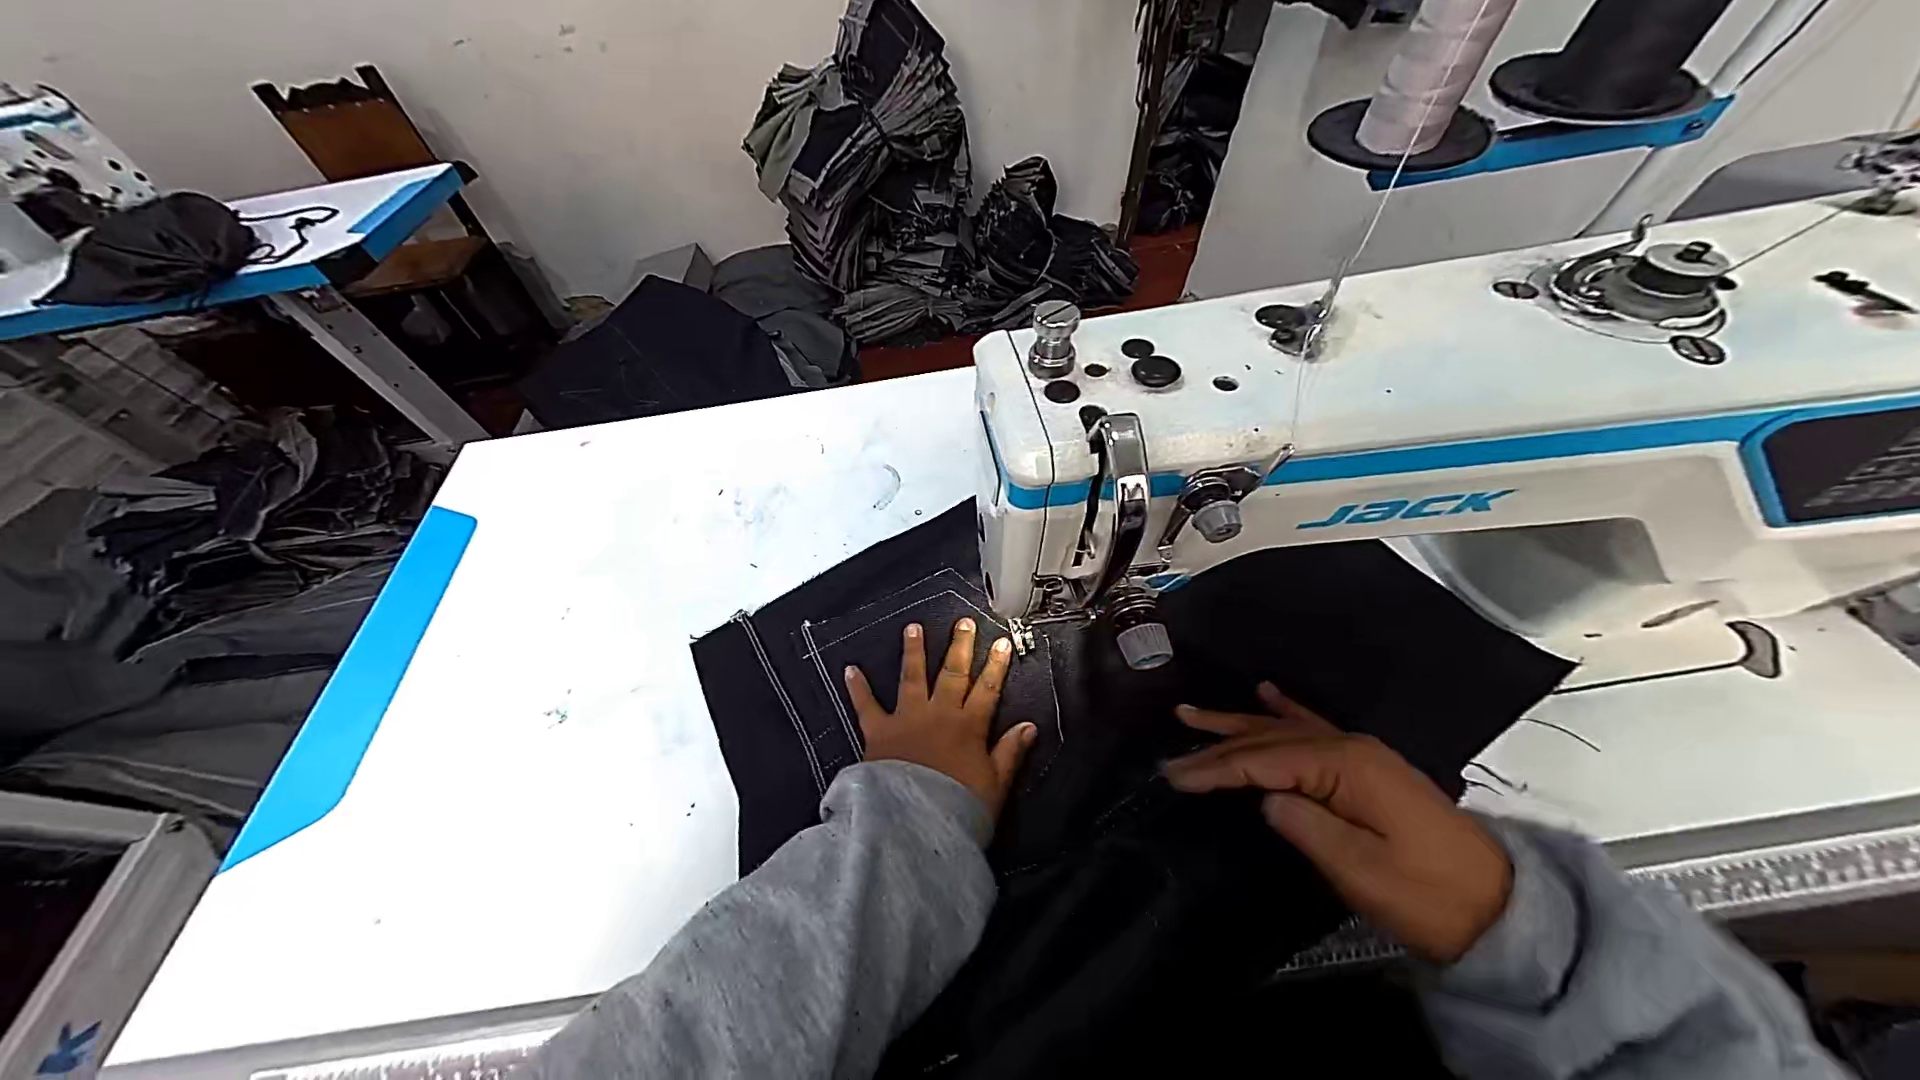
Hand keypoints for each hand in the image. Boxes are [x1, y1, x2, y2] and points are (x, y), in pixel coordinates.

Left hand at [846, 618, 1037, 818]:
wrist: (911, 825)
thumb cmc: (958, 809)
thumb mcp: (995, 785)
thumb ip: (1010, 753)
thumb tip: (1029, 726)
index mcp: (968, 727)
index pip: (988, 689)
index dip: (996, 665)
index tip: (1001, 642)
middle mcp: (938, 714)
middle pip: (952, 674)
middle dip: (960, 646)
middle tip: (963, 622)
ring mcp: (907, 719)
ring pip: (912, 678)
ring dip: (913, 651)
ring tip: (913, 627)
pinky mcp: (878, 732)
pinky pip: (866, 706)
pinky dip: (858, 688)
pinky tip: (850, 669)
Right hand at [1161, 684, 1511, 964]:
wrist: (1504, 912)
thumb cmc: (1430, 896)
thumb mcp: (1364, 872)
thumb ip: (1307, 826)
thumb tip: (1266, 798)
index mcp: (1346, 767)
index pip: (1264, 760)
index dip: (1216, 769)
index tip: (1174, 777)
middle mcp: (1348, 747)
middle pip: (1266, 739)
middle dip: (1216, 746)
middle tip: (1172, 751)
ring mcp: (1357, 753)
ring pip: (1281, 729)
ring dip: (1236, 722)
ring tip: (1193, 713)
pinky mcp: (1363, 766)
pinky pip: (1313, 727)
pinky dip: (1284, 710)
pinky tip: (1267, 693)